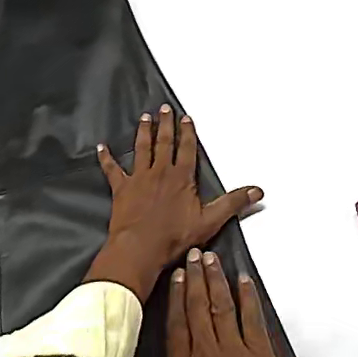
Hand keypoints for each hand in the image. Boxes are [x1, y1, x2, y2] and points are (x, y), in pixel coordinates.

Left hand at [84, 106, 260, 302]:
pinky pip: (112, 170)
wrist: (140, 248)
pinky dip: (106, 158)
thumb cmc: (173, 236)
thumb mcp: (210, 220)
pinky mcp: (121, 189)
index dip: (187, 133)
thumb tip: (256, 192)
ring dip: (143, 132)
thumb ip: (232, 203)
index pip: (186, 149)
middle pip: (164, 142)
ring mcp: (139, 178)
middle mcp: (160, 172)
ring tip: (144, 118)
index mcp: (181, 177)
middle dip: (165, 124)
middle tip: (164, 109)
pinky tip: (101, 148)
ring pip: (141, 149)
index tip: (186, 118)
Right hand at [126, 253, 310, 356]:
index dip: (174, 297)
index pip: (176, 324)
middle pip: (198, 308)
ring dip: (216, 279)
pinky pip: (254, 319)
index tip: (174, 276)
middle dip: (194, 278)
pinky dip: (249, 297)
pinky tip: (244, 281)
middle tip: (192, 255)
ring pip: (223, 306)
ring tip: (212, 258)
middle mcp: (208, 356)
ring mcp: (237, 354)